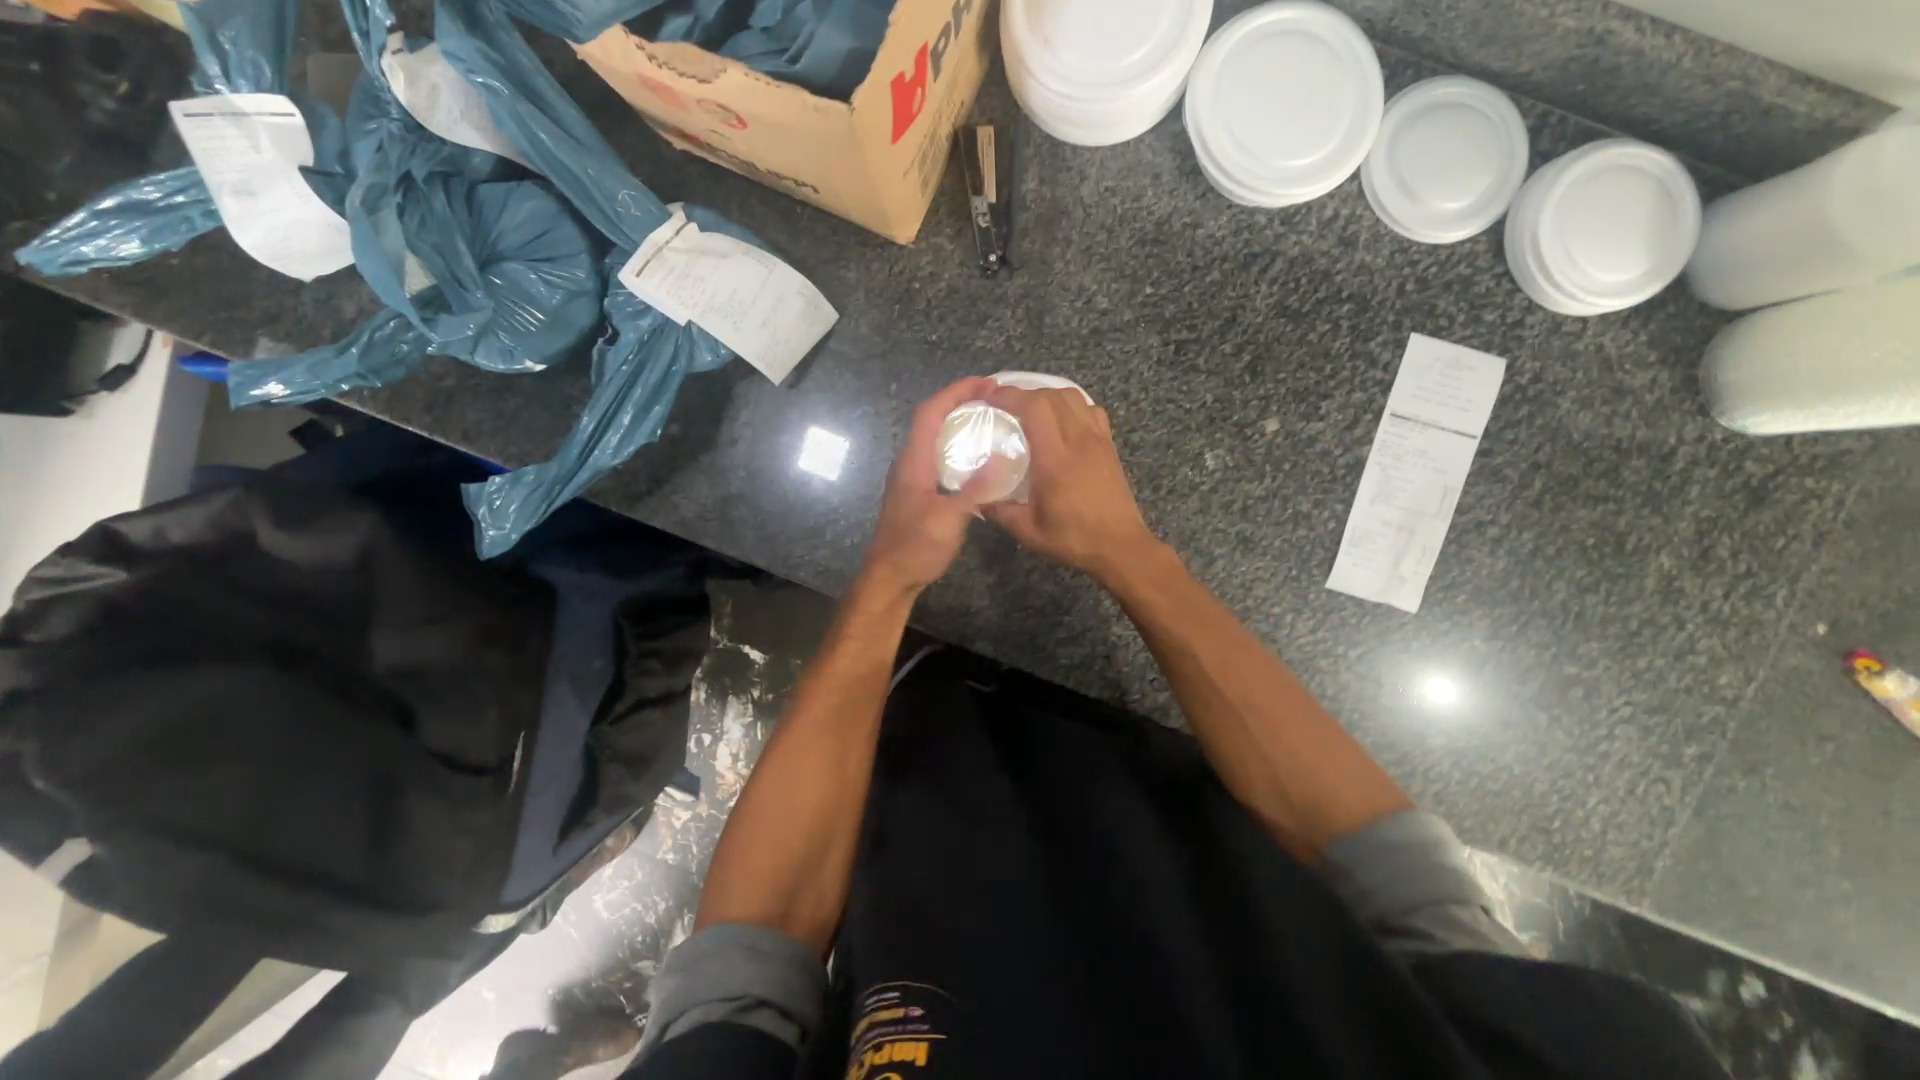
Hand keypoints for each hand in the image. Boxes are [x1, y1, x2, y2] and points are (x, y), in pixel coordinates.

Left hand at [858, 376, 1004, 597]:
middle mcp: (909, 463)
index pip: (931, 412)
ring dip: (959, 425)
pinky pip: (938, 457)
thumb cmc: (915, 547)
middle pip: (932, 420)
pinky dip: (958, 448)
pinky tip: (979, 460)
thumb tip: (1003, 458)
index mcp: (914, 462)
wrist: (889, 577)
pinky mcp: (917, 493)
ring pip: (935, 439)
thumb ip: (976, 488)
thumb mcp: (950, 518)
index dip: (956, 392)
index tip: (986, 383)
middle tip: (995, 399)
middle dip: (961, 403)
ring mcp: (911, 478)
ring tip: (991, 422)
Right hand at [983, 387, 1158, 583]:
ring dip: (1048, 395)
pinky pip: (1091, 410)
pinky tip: (1062, 420)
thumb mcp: (1029, 530)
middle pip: (1051, 395)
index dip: (1009, 395)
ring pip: (1073, 397)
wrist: (1121, 546)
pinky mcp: (1109, 445)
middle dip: (1024, 392)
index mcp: (1055, 459)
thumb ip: (1000, 510)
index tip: (989, 398)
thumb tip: (977, 497)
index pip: (1033, 407)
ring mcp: (1098, 440)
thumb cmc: (1074, 539)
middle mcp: (1079, 441)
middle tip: (1005, 405)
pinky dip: (1073, 405)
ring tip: (1031, 409)